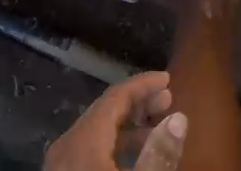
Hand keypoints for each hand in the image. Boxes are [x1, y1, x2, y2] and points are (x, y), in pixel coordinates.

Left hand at [44, 72, 187, 170]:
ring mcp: (60, 163)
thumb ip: (158, 153)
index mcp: (83, 139)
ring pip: (96, 131)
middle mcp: (66, 144)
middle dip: (139, 103)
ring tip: (158, 130)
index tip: (169, 79)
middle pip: (105, 111)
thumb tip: (180, 118)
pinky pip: (88, 149)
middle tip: (168, 101)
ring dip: (128, 126)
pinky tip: (133, 156)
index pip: (116, 96)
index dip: (144, 84)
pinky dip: (113, 143)